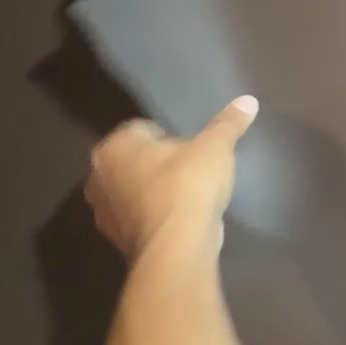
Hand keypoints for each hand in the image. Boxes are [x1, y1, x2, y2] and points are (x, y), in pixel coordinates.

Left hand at [86, 96, 258, 259]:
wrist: (177, 244)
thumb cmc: (188, 185)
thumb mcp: (216, 147)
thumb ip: (228, 123)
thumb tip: (247, 100)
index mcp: (114, 148)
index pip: (140, 128)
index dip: (168, 131)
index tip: (193, 142)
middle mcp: (97, 176)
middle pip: (133, 158)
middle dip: (158, 159)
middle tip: (193, 163)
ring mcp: (103, 210)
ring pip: (132, 187)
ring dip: (154, 186)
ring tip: (189, 189)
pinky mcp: (117, 236)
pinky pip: (138, 213)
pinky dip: (155, 210)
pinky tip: (182, 212)